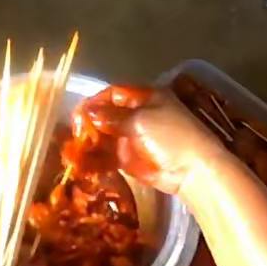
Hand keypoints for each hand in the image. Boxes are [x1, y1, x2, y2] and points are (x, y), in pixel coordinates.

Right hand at [72, 86, 225, 195]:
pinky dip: (93, 158)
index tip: (79, 114)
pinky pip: (106, 155)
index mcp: (144, 98)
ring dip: (87, 142)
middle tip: (75, 134)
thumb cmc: (171, 136)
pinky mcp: (128, 158)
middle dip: (88, 124)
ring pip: (103, 136)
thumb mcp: (140, 120)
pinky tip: (81, 162)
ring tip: (73, 150)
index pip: (113, 94)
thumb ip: (111, 116)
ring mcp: (132, 137)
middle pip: (104, 115)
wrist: (193, 171)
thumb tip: (87, 112)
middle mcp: (136, 115)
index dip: (94, 102)